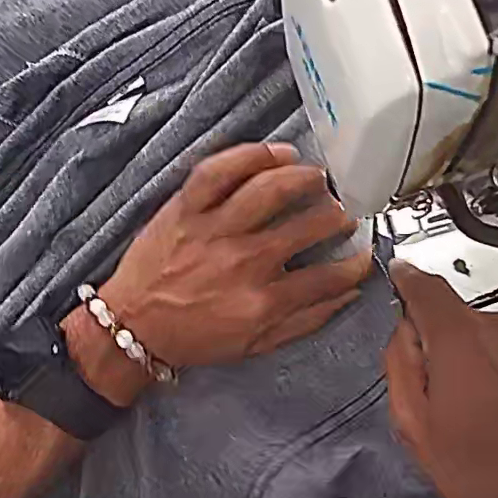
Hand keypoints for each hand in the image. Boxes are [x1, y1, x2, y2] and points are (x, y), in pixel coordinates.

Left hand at [66, 142, 371, 405]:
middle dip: (336, 216)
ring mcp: (214, 230)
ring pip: (269, 190)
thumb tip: (346, 295)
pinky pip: (219, 171)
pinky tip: (276, 153)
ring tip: (317, 178)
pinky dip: (250, 155)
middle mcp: (244, 261)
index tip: (363, 255)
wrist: (133, 326)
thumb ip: (304, 322)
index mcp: (262, 300)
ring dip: (303, 179)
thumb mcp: (255, 345)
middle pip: (307, 226)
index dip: (354, 264)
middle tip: (342, 212)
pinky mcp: (186, 208)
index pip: (326, 276)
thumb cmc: (194, 338)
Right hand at [382, 263, 497, 497]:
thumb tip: (407, 332)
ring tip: (493, 410)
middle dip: (450, 344)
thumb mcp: (414, 426)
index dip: (408, 281)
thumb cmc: (487, 481)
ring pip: (496, 333)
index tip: (403, 277)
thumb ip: (400, 362)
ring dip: (488, 357)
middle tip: (453, 394)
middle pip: (462, 317)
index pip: (426, 287)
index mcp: (462, 342)